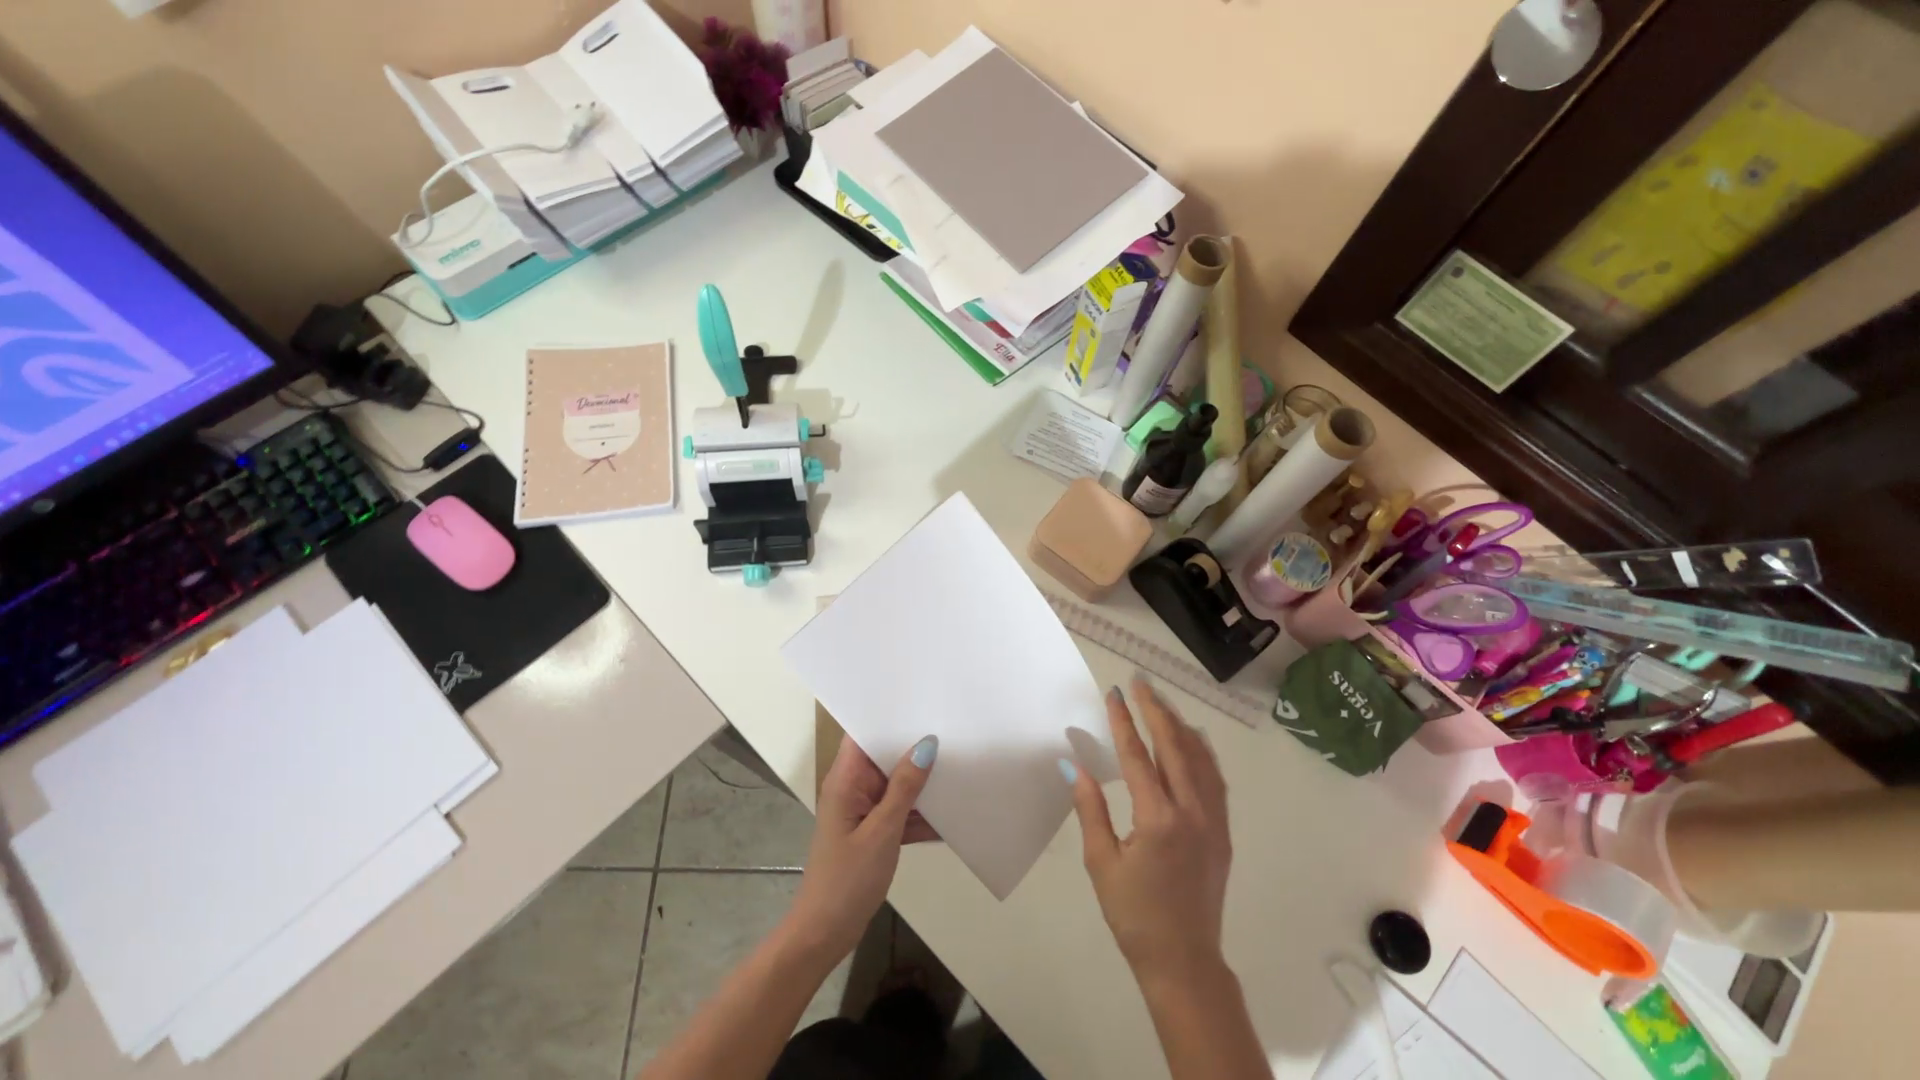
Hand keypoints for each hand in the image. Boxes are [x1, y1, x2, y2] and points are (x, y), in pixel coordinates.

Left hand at [787, 735, 939, 958]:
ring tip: (961, 762)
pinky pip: (900, 812)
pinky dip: (921, 814)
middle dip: (914, 747)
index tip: (921, 701)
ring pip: (895, 786)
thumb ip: (905, 788)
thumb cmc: (847, 879)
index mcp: (844, 781)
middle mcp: (851, 789)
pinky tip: (953, 811)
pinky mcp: (873, 833)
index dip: (888, 716)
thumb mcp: (882, 831)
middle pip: (883, 757)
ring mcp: (862, 812)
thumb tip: (926, 745)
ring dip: (922, 782)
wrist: (825, 932)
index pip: (863, 735)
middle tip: (953, 728)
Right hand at [1063, 676, 1232, 988]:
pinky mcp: (1223, 833)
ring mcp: (1214, 821)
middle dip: (1156, 711)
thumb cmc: (1133, 915)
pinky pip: (1215, 780)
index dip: (1124, 722)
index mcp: (1158, 819)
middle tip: (1141, 683)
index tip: (1115, 694)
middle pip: (1175, 747)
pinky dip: (1203, 754)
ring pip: (1201, 760)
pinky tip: (1193, 743)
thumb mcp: (1101, 863)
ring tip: (1163, 704)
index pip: (1138, 757)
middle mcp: (1192, 812)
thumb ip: (1090, 809)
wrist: (1183, 959)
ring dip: (1181, 727)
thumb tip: (1075, 765)